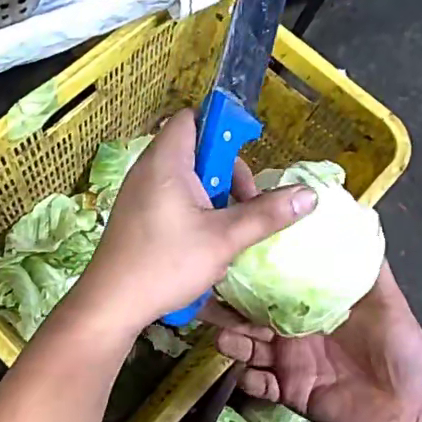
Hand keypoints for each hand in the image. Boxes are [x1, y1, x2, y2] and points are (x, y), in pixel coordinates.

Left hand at [72, 109, 316, 332]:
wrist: (111, 303)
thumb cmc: (166, 263)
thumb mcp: (224, 239)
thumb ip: (267, 214)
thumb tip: (309, 195)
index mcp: (167, 161)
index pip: (194, 117)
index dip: (222, 126)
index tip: (246, 155)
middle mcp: (149, 169)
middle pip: (197, 149)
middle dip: (227, 173)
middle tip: (243, 205)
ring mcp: (139, 192)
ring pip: (187, 178)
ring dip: (214, 197)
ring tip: (226, 230)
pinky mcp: (136, 215)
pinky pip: (172, 197)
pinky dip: (194, 211)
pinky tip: (204, 242)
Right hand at [210, 263, 421, 421]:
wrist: (410, 406)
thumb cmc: (401, 348)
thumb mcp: (386, 301)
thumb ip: (368, 266)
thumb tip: (357, 217)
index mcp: (307, 304)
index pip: (271, 282)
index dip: (251, 269)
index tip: (231, 251)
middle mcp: (289, 328)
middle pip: (247, 313)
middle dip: (228, 306)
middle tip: (213, 299)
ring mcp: (286, 360)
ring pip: (246, 347)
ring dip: (232, 342)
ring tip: (227, 339)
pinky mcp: (287, 390)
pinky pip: (258, 384)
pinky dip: (249, 381)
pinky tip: (249, 375)